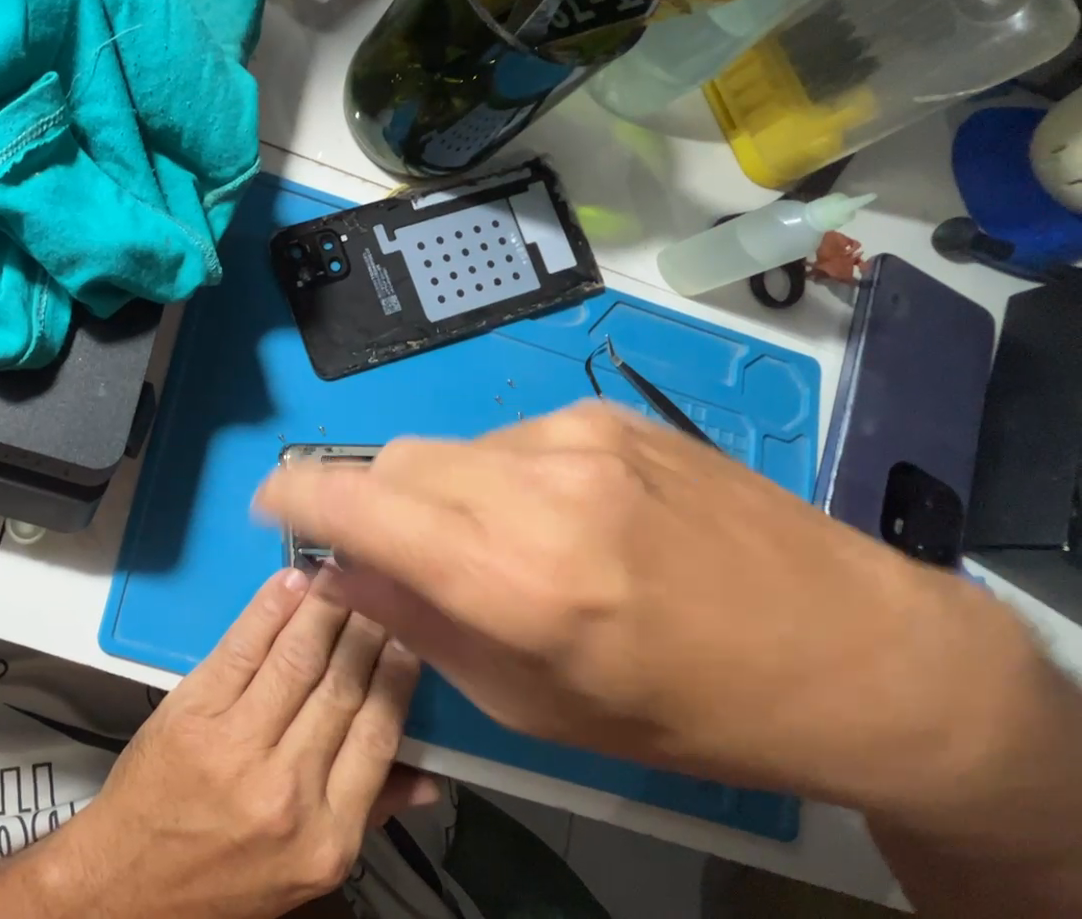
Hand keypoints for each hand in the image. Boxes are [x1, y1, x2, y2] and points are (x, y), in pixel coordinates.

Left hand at [52, 567, 431, 918]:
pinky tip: (290, 583)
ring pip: (296, 660)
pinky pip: (240, 649)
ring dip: (324, 609)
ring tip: (343, 572)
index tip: (409, 634)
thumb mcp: (307, 869)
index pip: (378, 734)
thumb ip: (369, 815)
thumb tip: (429, 777)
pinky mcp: (192, 711)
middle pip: (341, 687)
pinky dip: (268, 611)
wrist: (131, 880)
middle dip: (367, 629)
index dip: (397, 675)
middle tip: (382, 587)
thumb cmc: (225, 877)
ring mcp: (235, 743)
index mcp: (329, 833)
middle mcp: (288, 785)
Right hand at [252, 402, 1053, 822]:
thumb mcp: (530, 701)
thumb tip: (334, 570)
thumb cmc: (683, 710)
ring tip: (486, 543)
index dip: (296, 496)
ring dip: (431, 492)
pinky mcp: (607, 416)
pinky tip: (548, 516)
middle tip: (386, 549)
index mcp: (516, 578)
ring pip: (443, 448)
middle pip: (389, 462)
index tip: (269, 503)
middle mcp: (535, 487)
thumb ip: (415, 622)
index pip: (361, 505)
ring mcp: (575, 438)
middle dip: (365, 502)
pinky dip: (489, 476)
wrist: (856, 653)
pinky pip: (502, 439)